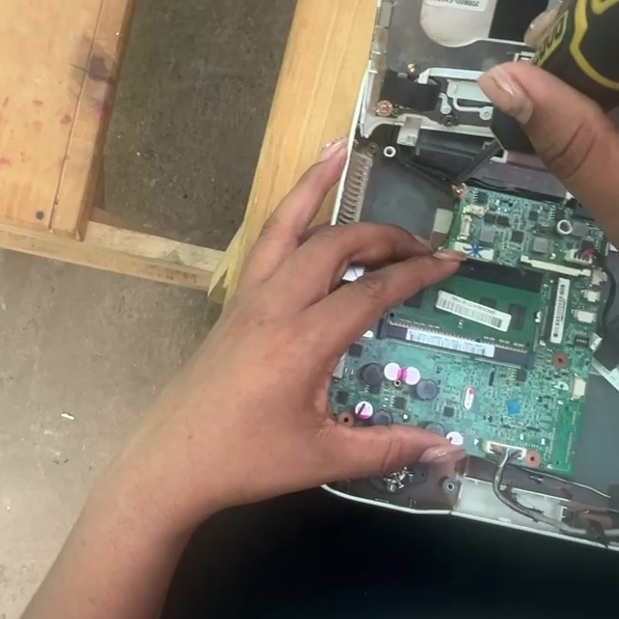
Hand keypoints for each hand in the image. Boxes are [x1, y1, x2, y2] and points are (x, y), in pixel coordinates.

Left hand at [95, 141, 467, 529]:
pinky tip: (298, 206)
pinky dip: (285, 215)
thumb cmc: (244, 462)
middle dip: (383, 237)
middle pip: (335, 246)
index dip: (416, 273)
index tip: (448, 262)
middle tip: (419, 244)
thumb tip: (447, 451)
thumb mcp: (323, 458)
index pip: (372, 291)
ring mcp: (248, 299)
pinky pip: (263, 245)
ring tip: (340, 154)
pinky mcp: (233, 304)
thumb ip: (388, 449)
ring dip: (316, 189)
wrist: (170, 465)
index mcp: (303, 341)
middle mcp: (274, 306)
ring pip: (287, 227)